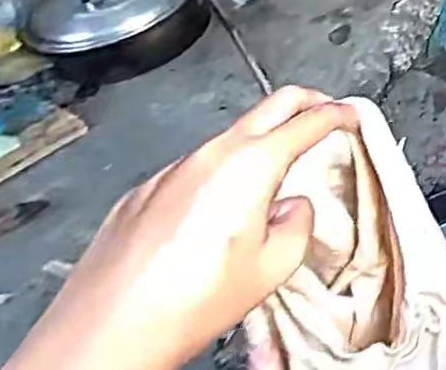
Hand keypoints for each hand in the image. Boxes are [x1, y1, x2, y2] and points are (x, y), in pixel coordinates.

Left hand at [6, 87, 359, 369]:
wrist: (91, 349)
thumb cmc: (185, 308)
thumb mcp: (275, 265)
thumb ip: (299, 219)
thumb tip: (291, 207)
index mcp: (253, 163)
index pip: (313, 119)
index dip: (342, 113)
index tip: (353, 116)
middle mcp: (213, 154)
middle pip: (276, 102)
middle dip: (311, 102)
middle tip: (326, 115)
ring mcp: (171, 171)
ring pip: (233, 135)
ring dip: (262, 141)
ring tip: (268, 179)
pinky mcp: (138, 194)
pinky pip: (192, 167)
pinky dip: (218, 172)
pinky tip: (211, 215)